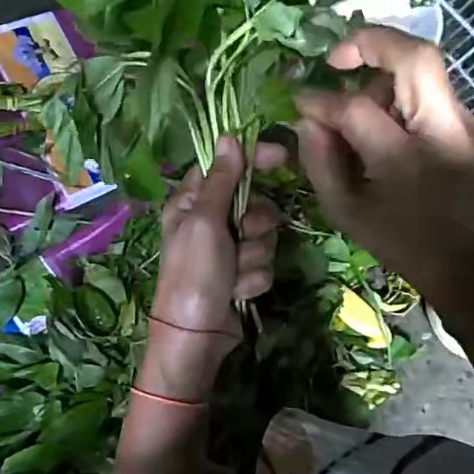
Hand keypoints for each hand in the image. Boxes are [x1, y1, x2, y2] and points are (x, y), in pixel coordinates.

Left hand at [142, 137, 284, 399]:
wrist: (197, 336)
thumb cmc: (194, 274)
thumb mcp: (205, 221)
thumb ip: (222, 180)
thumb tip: (229, 137)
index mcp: (191, 202)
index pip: (227, 166)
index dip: (253, 160)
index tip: (282, 158)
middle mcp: (210, 221)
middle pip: (254, 202)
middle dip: (256, 223)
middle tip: (243, 236)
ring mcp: (228, 249)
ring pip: (264, 236)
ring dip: (254, 256)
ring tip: (233, 274)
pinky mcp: (243, 273)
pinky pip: (265, 263)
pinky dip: (254, 278)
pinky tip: (236, 292)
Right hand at [293, 27, 473, 291]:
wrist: (461, 260)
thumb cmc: (397, 240)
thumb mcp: (343, 210)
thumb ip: (319, 159)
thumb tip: (308, 116)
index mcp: (407, 160)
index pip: (359, 107)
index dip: (324, 100)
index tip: (303, 102)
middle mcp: (448, 131)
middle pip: (417, 56)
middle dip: (372, 42)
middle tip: (338, 58)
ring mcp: (471, 126)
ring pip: (426, 71)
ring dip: (386, 75)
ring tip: (362, 105)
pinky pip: (434, 94)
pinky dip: (405, 97)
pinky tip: (391, 123)